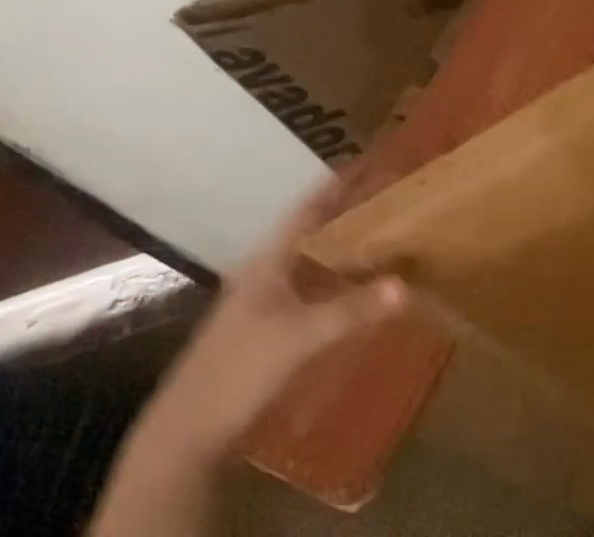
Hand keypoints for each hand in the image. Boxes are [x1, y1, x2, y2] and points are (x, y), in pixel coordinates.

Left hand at [134, 175, 406, 458]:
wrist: (188, 432)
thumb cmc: (238, 372)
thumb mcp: (300, 338)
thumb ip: (352, 310)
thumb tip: (405, 285)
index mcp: (268, 264)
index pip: (307, 211)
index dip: (336, 186)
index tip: (369, 162)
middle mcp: (266, 275)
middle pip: (313, 233)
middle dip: (349, 214)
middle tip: (391, 199)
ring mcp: (266, 305)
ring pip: (314, 264)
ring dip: (346, 249)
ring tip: (387, 236)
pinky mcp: (270, 331)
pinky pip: (315, 292)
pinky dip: (341, 283)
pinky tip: (363, 291)